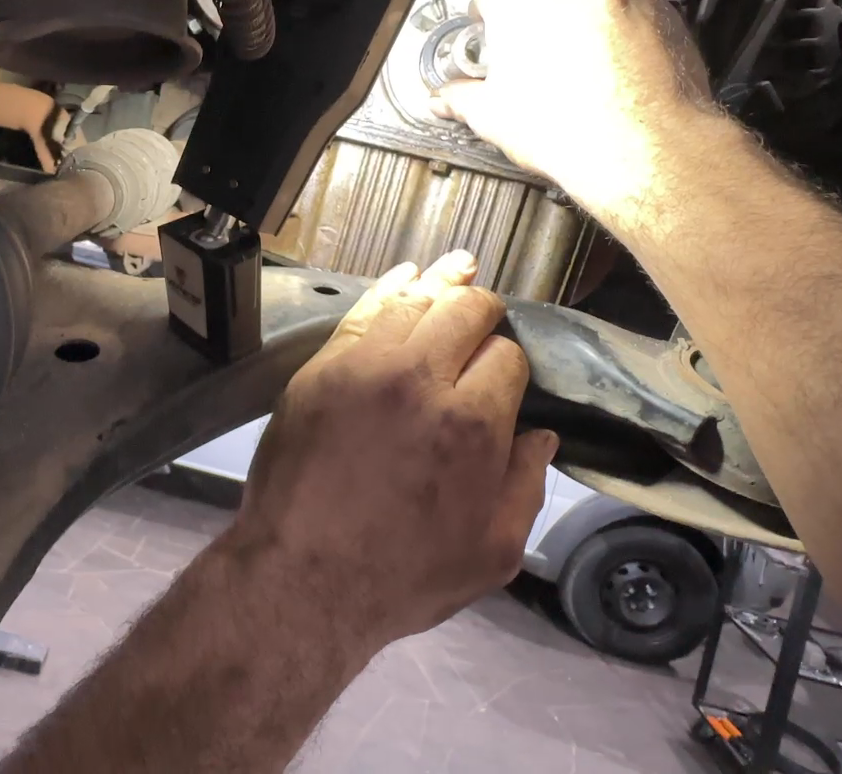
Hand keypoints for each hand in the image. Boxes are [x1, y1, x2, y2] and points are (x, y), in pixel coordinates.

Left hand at [227, 250, 556, 649]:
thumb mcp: (492, 551)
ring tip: (461, 268)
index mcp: (471, 422)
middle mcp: (419, 378)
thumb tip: (540, 434)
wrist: (301, 573)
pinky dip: (390, 287)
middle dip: (484, 310)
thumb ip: (526, 485)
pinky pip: (362, 312)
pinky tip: (406, 275)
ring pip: (413, 300)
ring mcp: (362, 367)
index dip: (510, 364)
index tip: (502, 380)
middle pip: (464, 311)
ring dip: (442, 284)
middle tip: (486, 319)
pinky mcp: (320, 368)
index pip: (507, 356)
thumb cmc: (402, 574)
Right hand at [430, 0, 719, 222]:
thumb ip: (460, 96)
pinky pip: (626, 1)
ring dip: (576, 7)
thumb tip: (447, 98)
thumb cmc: (570, 127)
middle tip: (528, 45)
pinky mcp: (660, 5)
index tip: (489, 34)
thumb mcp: (490, 114)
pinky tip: (604, 59)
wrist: (643, 146)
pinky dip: (614, 20)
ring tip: (569, 54)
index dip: (485, 18)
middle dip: (533, 5)